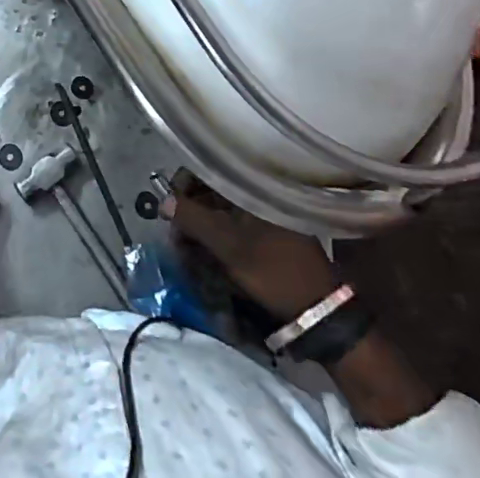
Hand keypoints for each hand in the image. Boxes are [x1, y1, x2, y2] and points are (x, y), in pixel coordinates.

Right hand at [165, 169, 341, 321]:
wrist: (317, 310)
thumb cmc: (274, 270)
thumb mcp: (229, 245)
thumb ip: (193, 218)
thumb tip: (162, 201)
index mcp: (254, 186)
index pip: (209, 169)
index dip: (184, 185)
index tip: (169, 209)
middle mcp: (258, 193)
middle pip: (211, 190)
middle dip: (189, 211)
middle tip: (177, 237)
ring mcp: (263, 213)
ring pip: (219, 209)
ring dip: (199, 226)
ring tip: (187, 250)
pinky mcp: (266, 232)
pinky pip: (231, 224)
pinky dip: (215, 236)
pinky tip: (206, 254)